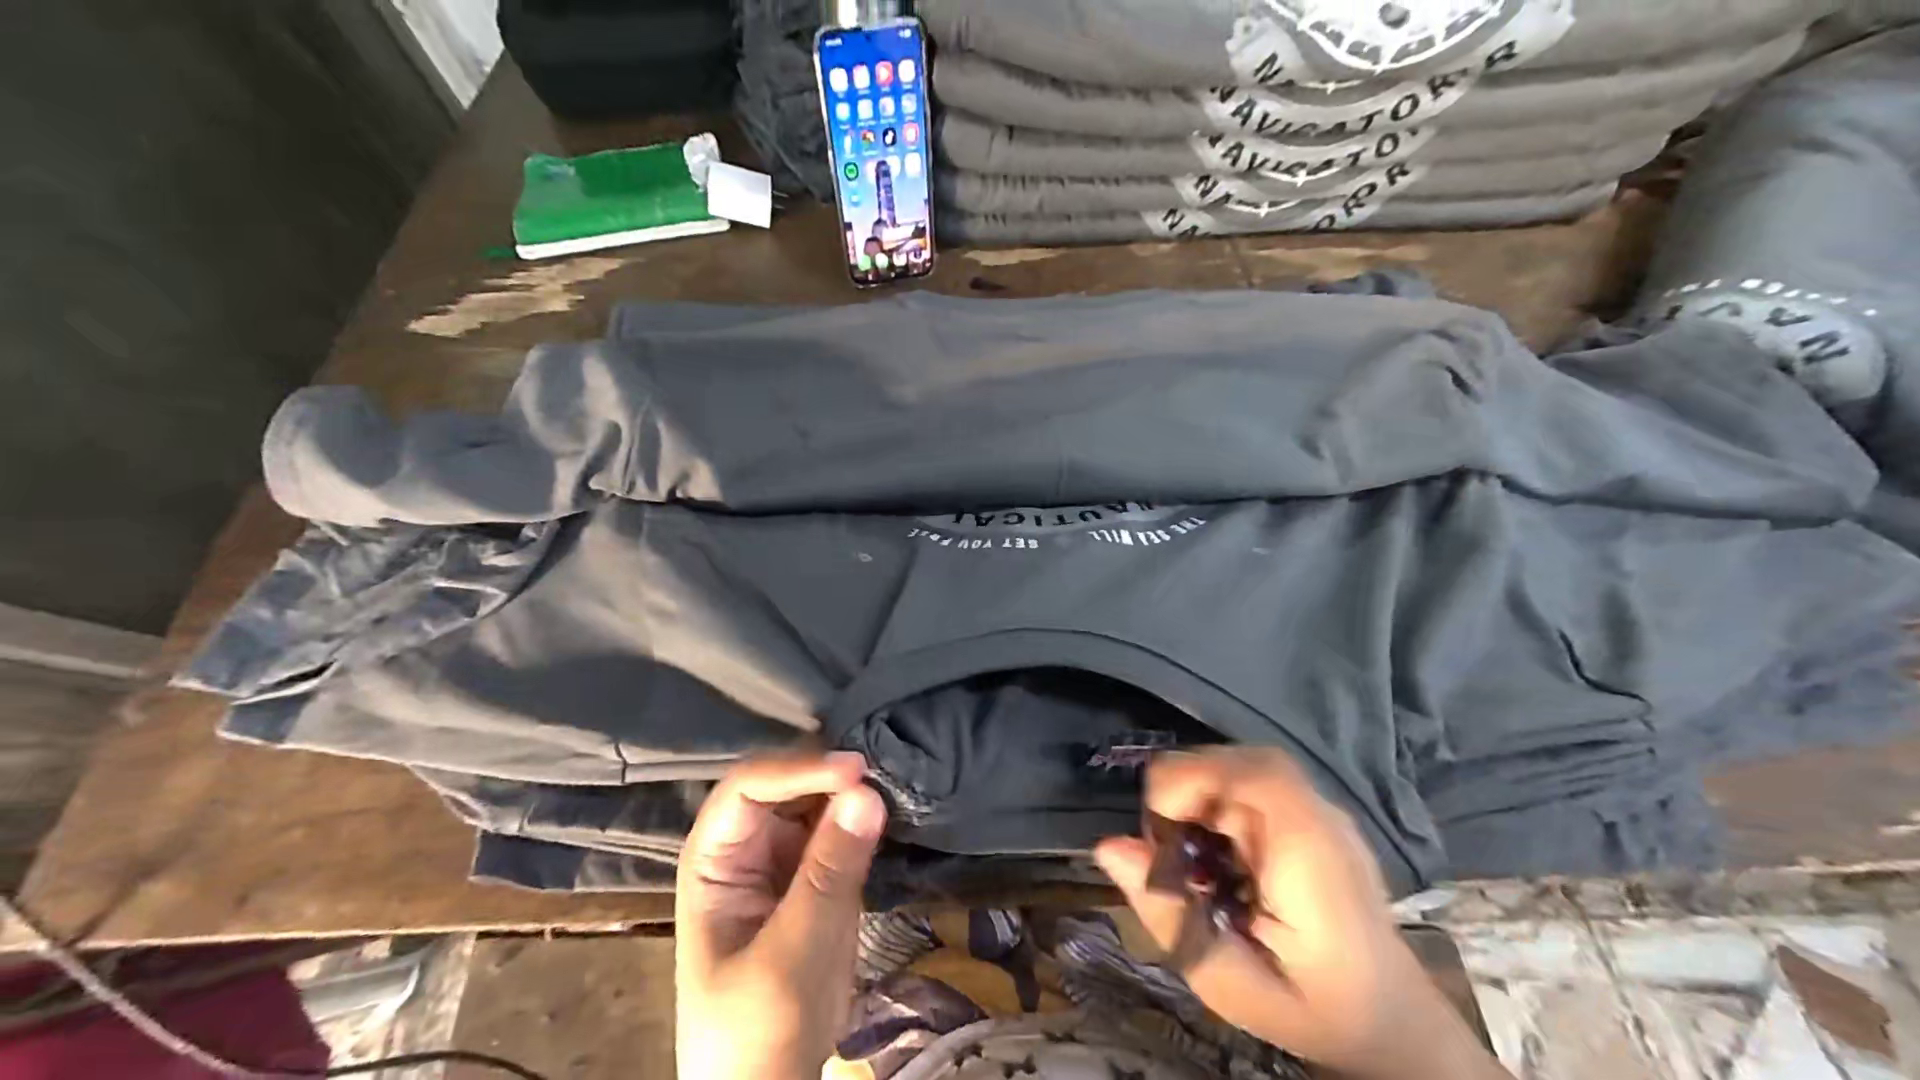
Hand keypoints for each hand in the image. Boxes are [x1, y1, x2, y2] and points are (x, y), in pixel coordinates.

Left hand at [675, 752, 888, 1079]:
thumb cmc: (759, 1034)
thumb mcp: (793, 957)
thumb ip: (830, 873)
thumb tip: (868, 792)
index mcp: (713, 858)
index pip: (748, 787)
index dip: (799, 769)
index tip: (856, 770)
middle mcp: (744, 844)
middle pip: (784, 783)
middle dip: (829, 774)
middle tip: (883, 773)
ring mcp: (781, 857)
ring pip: (815, 800)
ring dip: (850, 792)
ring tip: (891, 786)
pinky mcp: (814, 874)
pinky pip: (837, 829)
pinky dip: (861, 817)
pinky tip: (886, 811)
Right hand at [1095, 749, 1507, 1079]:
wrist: (1393, 1021)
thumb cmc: (1313, 1010)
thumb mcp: (1229, 983)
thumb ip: (1171, 915)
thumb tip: (1109, 847)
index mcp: (1311, 854)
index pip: (1257, 772)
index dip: (1193, 777)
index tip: (1160, 831)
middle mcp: (1320, 817)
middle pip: (1236, 762)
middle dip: (1182, 793)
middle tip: (1166, 852)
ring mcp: (1320, 811)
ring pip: (1236, 767)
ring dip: (1195, 799)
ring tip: (1189, 856)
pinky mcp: (1310, 814)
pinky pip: (1248, 785)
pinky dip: (1214, 805)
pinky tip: (1216, 854)